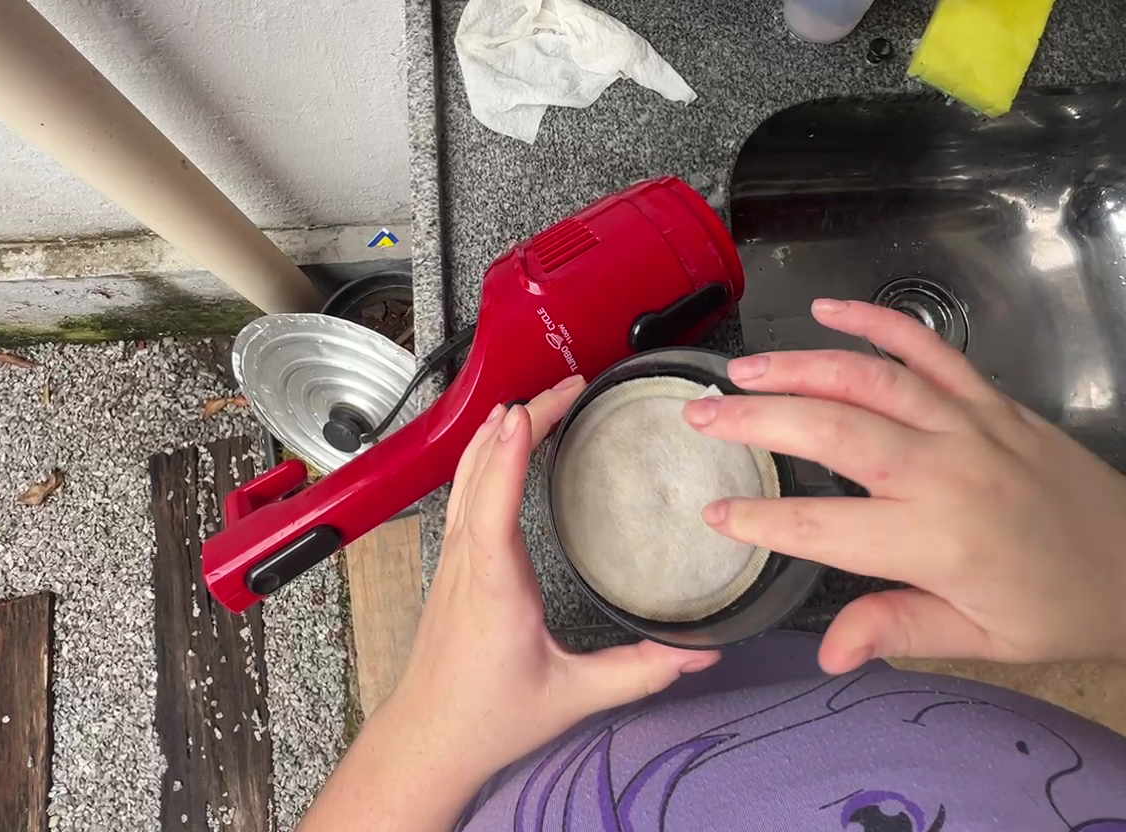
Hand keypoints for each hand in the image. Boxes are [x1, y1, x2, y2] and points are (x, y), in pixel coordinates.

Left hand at [381, 376, 719, 785]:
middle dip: (523, 419)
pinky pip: (463, 486)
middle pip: (483, 468)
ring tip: (542, 398)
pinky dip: (484, 450)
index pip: (492, 506)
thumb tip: (698, 652)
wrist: (427, 737)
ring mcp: (452, 551)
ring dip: (500, 429)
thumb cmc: (488, 716)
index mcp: (492, 584)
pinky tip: (499, 436)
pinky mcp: (451, 555)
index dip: (508, 456)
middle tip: (569, 387)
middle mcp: (465, 556)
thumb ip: (640, 671)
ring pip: (467, 471)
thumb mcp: (573, 695)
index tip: (526, 412)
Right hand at [683, 298, 1125, 686]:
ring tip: (742, 368)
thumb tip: (824, 653)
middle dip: (755, 421)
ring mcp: (968, 423)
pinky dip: (875, 320)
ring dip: (797, 366)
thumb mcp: (978, 640)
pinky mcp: (987, 397)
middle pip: (832, 431)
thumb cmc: (1058, 611)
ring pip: (868, 378)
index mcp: (939, 540)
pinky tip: (827, 307)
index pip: (822, 529)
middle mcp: (946, 471)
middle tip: (698, 413)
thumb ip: (896, 630)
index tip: (713, 513)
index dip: (761, 523)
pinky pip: (926, 346)